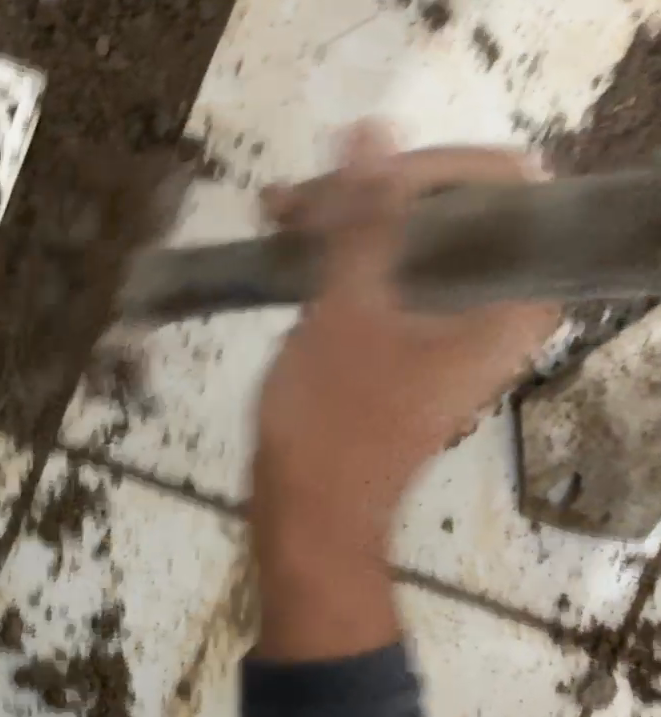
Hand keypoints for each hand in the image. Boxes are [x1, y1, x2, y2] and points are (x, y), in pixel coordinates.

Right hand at [250, 123, 558, 658]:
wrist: (308, 515)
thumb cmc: (331, 424)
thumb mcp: (343, 316)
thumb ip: (362, 224)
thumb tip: (370, 132)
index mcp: (515, 292)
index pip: (494, 184)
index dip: (414, 170)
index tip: (333, 188)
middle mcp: (499, 303)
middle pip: (447, 213)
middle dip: (363, 197)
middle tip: (282, 206)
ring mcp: (450, 328)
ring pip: (407, 247)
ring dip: (341, 228)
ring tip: (271, 226)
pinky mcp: (406, 348)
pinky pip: (384, 282)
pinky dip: (336, 265)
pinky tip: (286, 264)